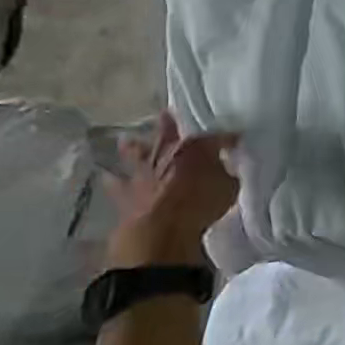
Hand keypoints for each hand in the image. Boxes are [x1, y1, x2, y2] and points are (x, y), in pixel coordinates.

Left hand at [103, 112, 239, 267]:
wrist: (160, 230)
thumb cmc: (201, 205)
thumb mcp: (229, 187)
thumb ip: (227, 173)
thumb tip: (226, 166)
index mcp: (196, 146)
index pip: (216, 136)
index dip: (227, 137)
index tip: (236, 139)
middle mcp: (165, 151)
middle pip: (166, 131)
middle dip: (168, 123)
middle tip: (168, 114)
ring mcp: (141, 170)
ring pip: (135, 151)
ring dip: (134, 146)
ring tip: (130, 140)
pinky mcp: (122, 192)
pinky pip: (115, 182)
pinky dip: (113, 179)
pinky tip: (108, 174)